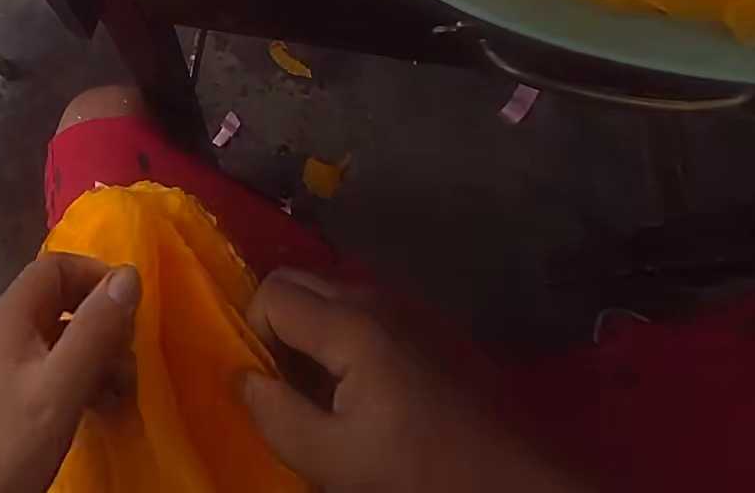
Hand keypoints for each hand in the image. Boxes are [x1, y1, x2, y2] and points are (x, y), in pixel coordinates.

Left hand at [0, 254, 140, 492]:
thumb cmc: (10, 445)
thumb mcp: (60, 386)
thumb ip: (96, 328)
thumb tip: (129, 274)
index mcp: (8, 317)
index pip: (55, 266)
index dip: (94, 274)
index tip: (129, 302)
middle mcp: (4, 332)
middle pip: (61, 300)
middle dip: (102, 319)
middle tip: (130, 349)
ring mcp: (5, 367)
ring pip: (62, 338)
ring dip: (98, 354)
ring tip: (125, 387)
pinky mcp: (10, 399)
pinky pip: (54, 369)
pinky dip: (83, 378)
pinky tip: (104, 406)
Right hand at [243, 269, 580, 492]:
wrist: (510, 478)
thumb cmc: (423, 472)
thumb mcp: (341, 465)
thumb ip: (280, 419)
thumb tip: (245, 379)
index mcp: (348, 324)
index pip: (271, 294)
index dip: (255, 334)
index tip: (268, 385)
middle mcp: (365, 297)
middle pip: (291, 281)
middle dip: (272, 323)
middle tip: (282, 383)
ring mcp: (388, 305)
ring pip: (317, 292)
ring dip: (299, 329)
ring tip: (312, 389)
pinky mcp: (403, 320)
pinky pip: (343, 307)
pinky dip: (325, 332)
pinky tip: (345, 385)